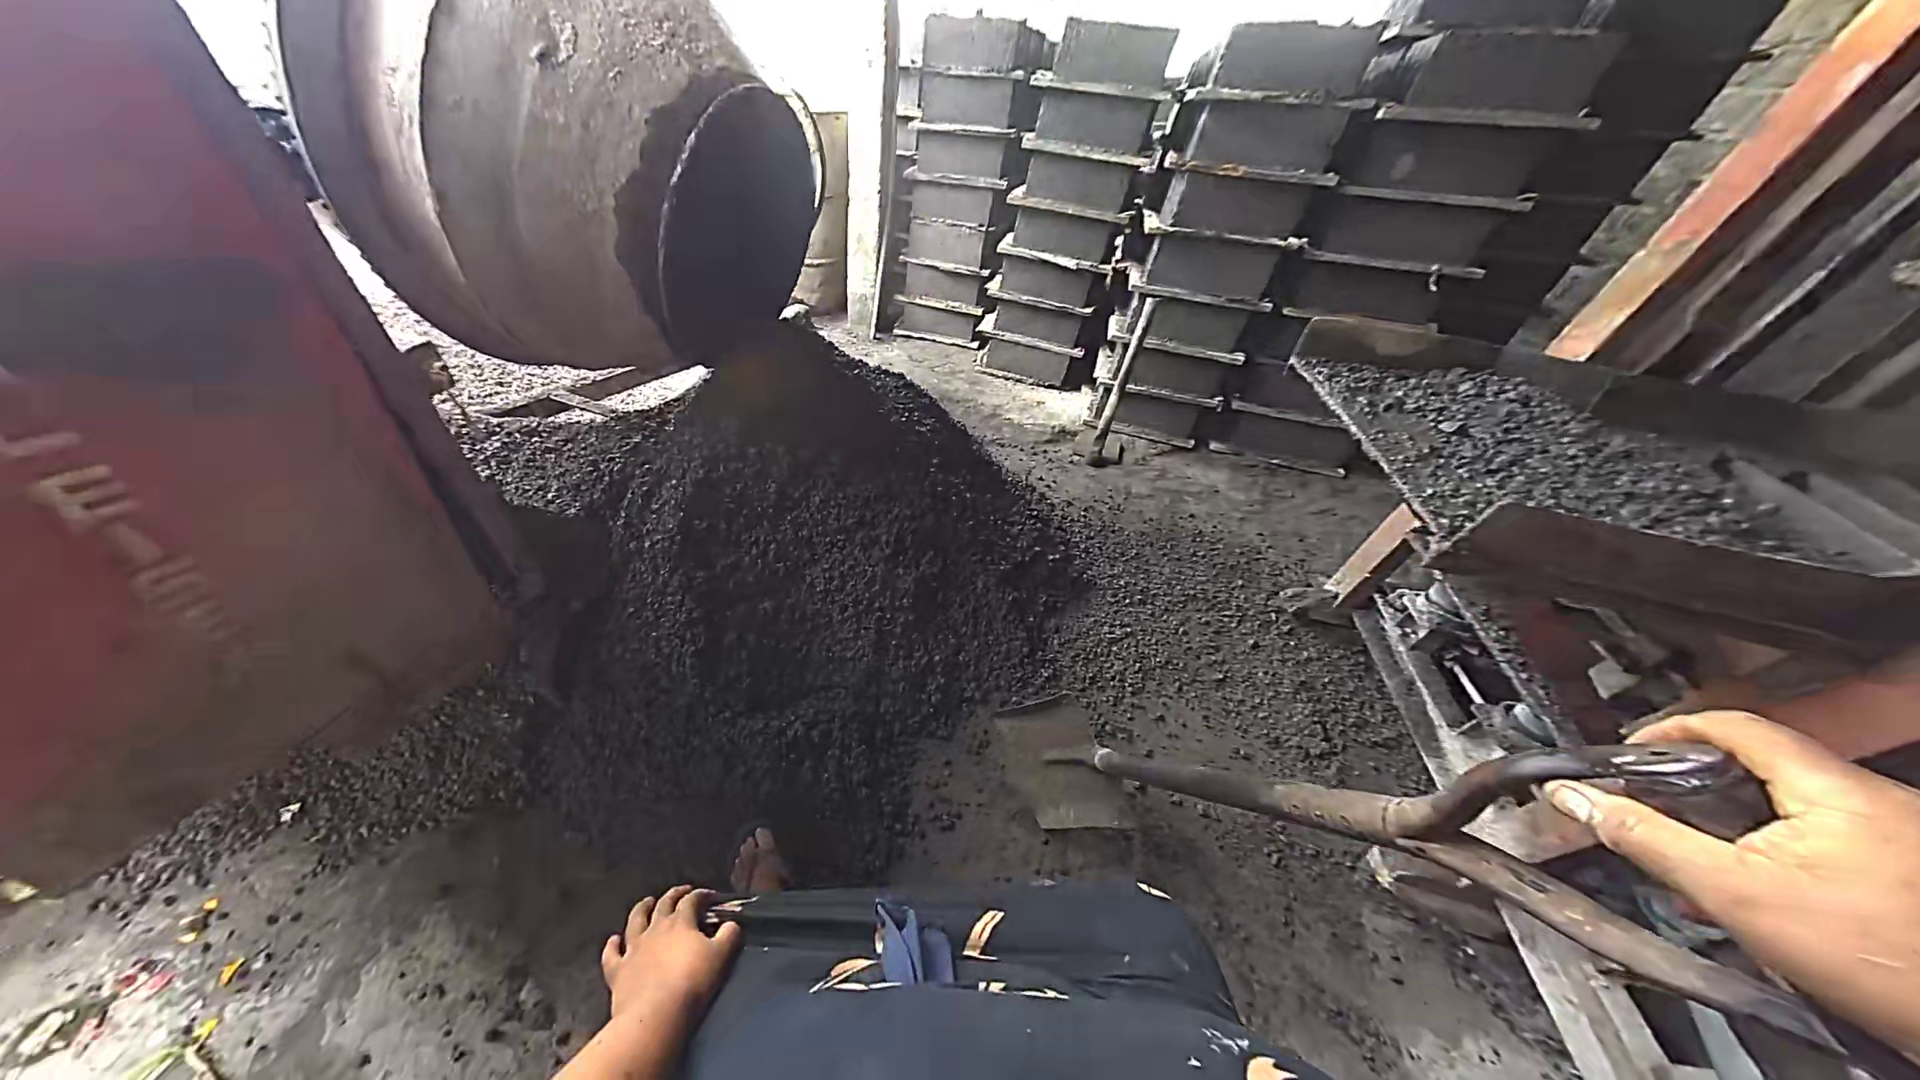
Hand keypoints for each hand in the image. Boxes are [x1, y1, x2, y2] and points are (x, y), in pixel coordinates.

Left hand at [601, 885, 741, 1022]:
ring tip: (647, 902)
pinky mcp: (617, 971)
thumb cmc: (692, 982)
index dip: (703, 895)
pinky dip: (612, 945)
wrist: (655, 1015)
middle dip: (675, 894)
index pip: (692, 900)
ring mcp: (633, 949)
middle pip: (664, 904)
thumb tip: (731, 924)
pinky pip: (612, 954)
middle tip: (683, 891)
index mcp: (681, 922)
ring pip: (635, 921)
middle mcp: (655, 929)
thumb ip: (729, 934)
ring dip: (642, 909)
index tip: (712, 897)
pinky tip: (613, 940)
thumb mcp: (722, 954)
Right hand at [1544, 711, 1919, 1057]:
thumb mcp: (1732, 893)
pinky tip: (1756, 886)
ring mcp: (1904, 836)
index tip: (1634, 753)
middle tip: (1657, 810)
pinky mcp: (1910, 868)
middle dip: (1694, 787)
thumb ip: (1642, 836)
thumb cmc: (1887, 969)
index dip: (1670, 731)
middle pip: (1755, 764)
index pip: (1732, 725)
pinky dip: (1774, 850)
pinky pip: (1822, 836)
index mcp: (1839, 792)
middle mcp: (1881, 803)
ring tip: (1703, 859)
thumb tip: (1575, 797)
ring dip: (1731, 824)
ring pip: (1786, 804)